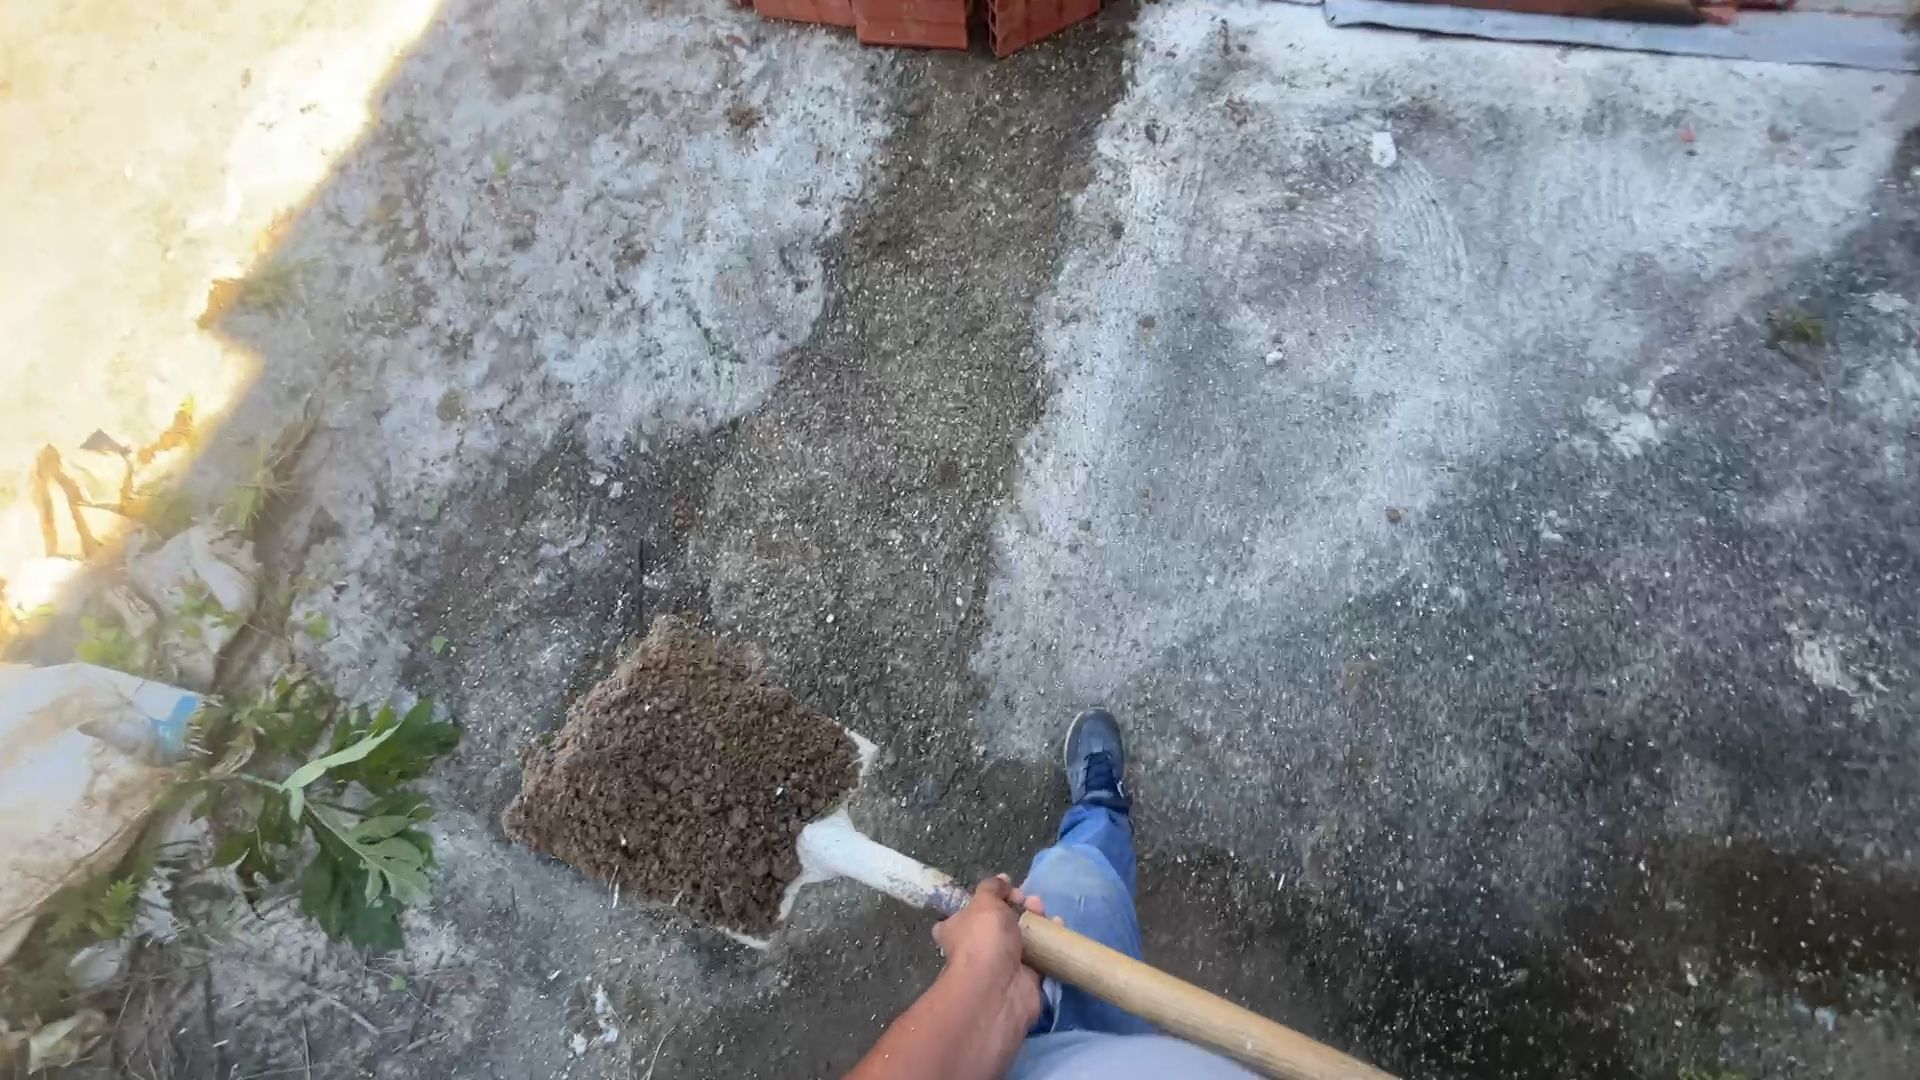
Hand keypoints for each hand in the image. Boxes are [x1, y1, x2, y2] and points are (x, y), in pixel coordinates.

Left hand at [932, 875, 1045, 1036]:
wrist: (999, 988)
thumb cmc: (984, 939)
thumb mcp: (984, 901)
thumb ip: (993, 887)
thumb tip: (1002, 880)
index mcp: (957, 929)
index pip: (963, 913)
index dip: (982, 900)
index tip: (1001, 891)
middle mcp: (977, 947)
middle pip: (998, 921)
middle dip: (1016, 906)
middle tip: (1028, 899)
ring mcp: (1001, 964)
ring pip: (1020, 936)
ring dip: (1034, 920)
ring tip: (1042, 909)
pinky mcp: (1025, 977)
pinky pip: (1039, 955)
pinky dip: (1048, 940)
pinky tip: (1057, 925)